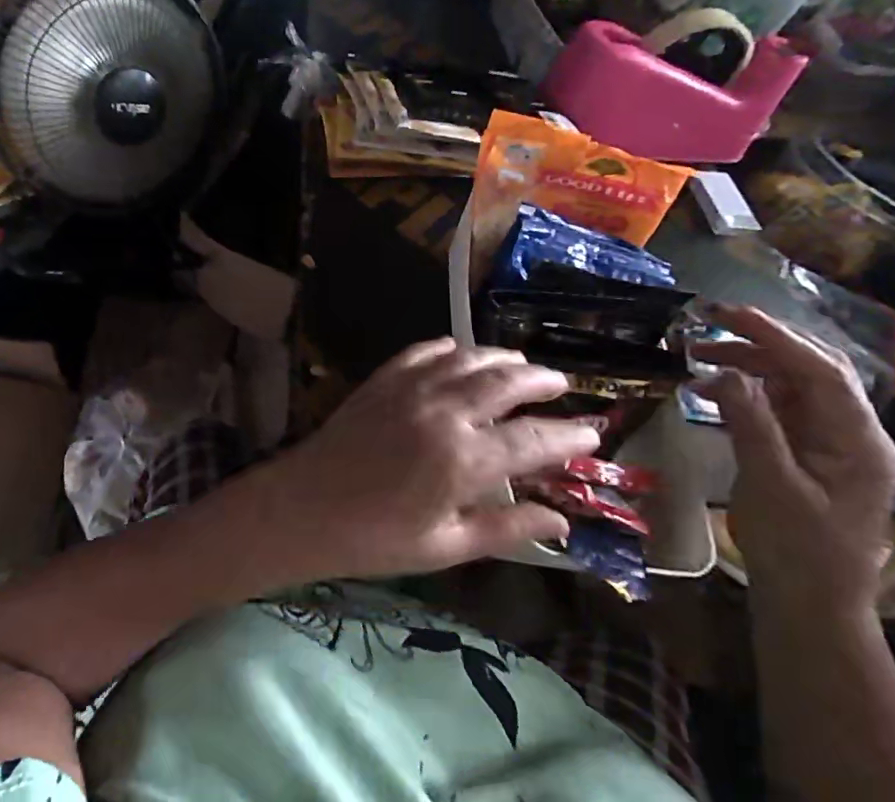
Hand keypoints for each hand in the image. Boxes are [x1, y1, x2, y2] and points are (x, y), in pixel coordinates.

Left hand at [228, 338, 599, 583]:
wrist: (301, 509)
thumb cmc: (375, 539)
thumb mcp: (446, 547)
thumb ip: (506, 528)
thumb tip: (562, 522)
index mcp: (465, 460)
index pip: (535, 439)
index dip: (570, 435)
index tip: (593, 433)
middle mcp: (445, 412)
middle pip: (508, 383)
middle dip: (543, 381)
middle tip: (561, 384)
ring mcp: (412, 389)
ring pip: (471, 359)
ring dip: (503, 358)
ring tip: (521, 365)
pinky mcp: (383, 380)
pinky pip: (426, 351)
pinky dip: (451, 348)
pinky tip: (461, 353)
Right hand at [692, 305, 894, 616]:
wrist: (812, 605)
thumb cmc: (797, 551)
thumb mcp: (770, 486)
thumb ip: (752, 424)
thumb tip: (725, 372)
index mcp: (859, 441)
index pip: (821, 370)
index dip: (774, 336)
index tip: (726, 314)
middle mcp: (854, 433)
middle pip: (813, 368)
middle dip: (761, 341)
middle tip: (707, 324)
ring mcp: (832, 442)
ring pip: (795, 384)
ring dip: (750, 364)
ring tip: (698, 356)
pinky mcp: (810, 453)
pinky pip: (782, 407)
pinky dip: (748, 391)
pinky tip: (714, 389)